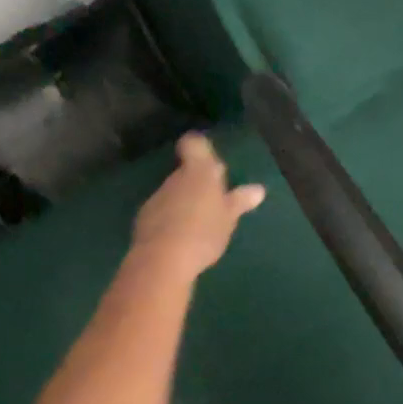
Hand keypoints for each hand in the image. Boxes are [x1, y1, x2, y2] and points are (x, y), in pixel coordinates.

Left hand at [129, 133, 265, 276]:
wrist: (162, 259)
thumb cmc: (203, 233)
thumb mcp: (228, 219)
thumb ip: (240, 201)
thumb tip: (259, 190)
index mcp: (199, 172)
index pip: (194, 144)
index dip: (199, 148)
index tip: (209, 161)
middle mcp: (176, 178)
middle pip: (185, 171)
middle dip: (197, 183)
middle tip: (214, 202)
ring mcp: (157, 197)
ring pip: (174, 192)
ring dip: (184, 203)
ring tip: (199, 225)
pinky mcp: (144, 218)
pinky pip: (162, 212)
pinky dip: (170, 220)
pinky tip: (181, 239)